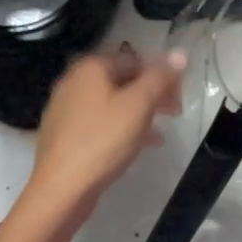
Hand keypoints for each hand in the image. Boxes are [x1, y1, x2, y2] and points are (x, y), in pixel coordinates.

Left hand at [30, 46, 186, 203]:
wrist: (62, 188)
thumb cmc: (102, 142)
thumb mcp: (138, 106)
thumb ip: (159, 78)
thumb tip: (180, 53)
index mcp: (90, 68)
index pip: (134, 60)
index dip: (161, 76)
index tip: (179, 99)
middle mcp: (73, 82)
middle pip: (121, 82)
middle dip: (150, 96)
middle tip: (173, 114)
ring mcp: (65, 111)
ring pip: (110, 105)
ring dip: (137, 116)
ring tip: (158, 135)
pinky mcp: (63, 137)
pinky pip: (98, 126)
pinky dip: (119, 131)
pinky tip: (133, 148)